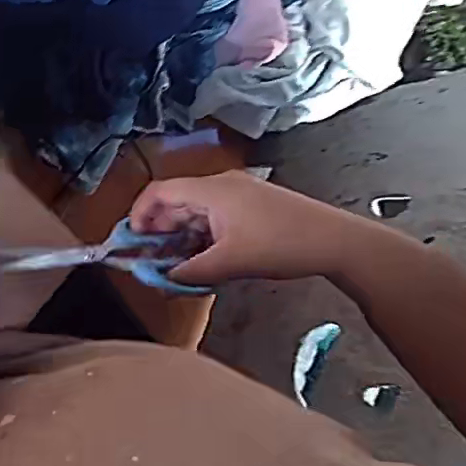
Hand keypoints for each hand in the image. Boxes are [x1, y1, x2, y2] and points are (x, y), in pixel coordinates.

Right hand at [129, 171, 375, 284]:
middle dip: (158, 230)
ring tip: (172, 264)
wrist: (334, 240)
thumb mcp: (230, 262)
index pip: (159, 192)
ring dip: (179, 237)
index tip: (131, 242)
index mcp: (211, 190)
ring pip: (194, 212)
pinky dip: (199, 237)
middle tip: (149, 259)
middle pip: (175, 202)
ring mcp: (236, 195)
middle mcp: (220, 185)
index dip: (139, 215)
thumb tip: (163, 280)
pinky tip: (200, 259)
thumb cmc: (281, 244)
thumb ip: (190, 272)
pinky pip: (212, 218)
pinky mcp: (249, 207)